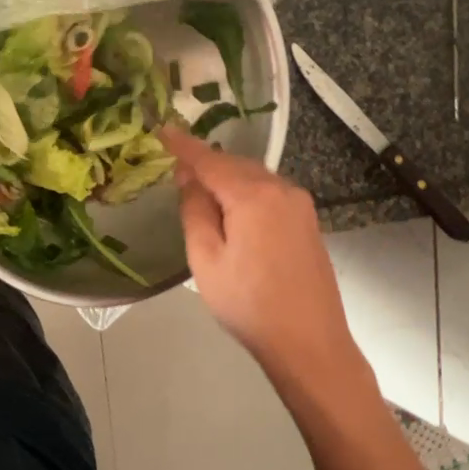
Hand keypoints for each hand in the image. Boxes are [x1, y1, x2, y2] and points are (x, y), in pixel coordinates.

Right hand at [162, 127, 359, 380]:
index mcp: (253, 196)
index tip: (160, 129)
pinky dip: (243, 192)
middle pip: (234, 165)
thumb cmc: (247, 302)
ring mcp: (299, 207)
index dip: (182, 146)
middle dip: (204, 163)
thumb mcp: (205, 258)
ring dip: (224, 179)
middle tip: (173, 169)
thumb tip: (188, 179)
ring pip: (253, 179)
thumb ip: (195, 212)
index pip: (209, 161)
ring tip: (196, 189)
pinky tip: (228, 209)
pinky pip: (267, 194)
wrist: (308, 341)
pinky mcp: (306, 223)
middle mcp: (282, 191)